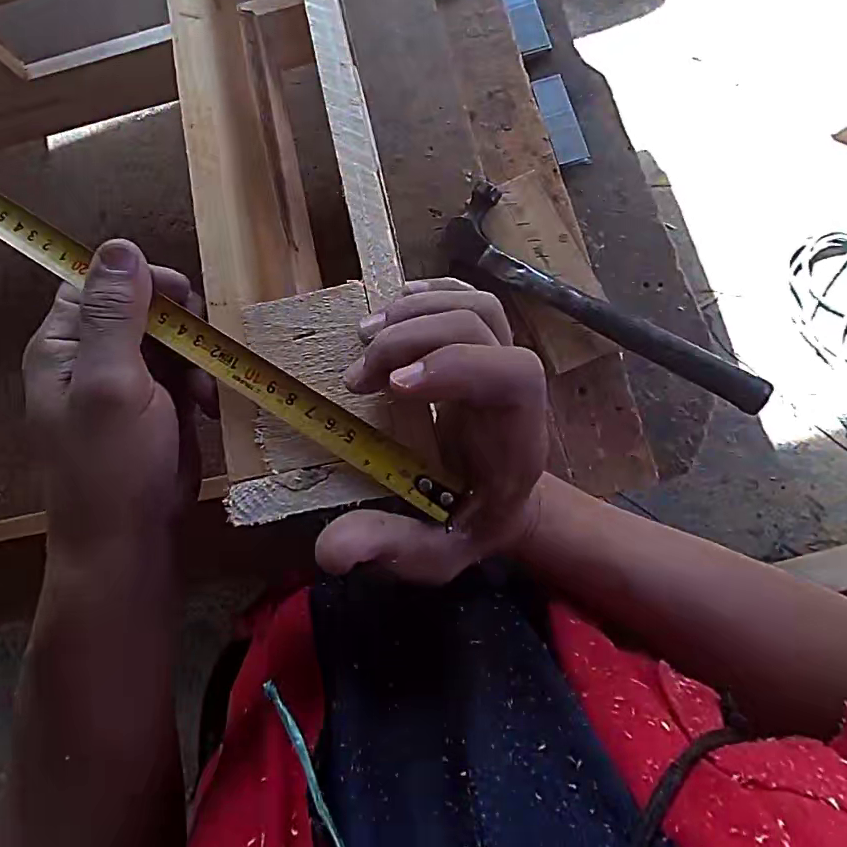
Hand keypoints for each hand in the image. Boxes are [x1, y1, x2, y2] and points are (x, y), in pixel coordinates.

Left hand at [23, 240, 214, 552]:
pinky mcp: (158, 404)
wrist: (131, 540)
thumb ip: (114, 314)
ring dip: (196, 357)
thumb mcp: (113, 383)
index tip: (179, 297)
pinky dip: (203, 381)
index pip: (96, 283)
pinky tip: (210, 405)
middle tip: (197, 352)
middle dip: (179, 325)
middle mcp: (91, 357)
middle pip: (141, 306)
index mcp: (64, 346)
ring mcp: (127, 382)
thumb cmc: (113, 464)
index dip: (139, 280)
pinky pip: (186, 370)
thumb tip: (118, 246)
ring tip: (204, 390)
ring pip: (171, 338)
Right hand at [316, 277, 548, 583]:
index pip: (514, 375)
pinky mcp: (484, 346)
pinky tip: (397, 300)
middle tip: (356, 376)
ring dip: (416, 311)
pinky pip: (470, 299)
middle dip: (411, 340)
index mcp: (516, 438)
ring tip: (365, 335)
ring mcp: (502, 359)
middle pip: (481, 326)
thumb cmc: (472, 525)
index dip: (454, 366)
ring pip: (477, 304)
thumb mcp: (435, 554)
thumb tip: (329, 550)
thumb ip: (390, 549)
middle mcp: (517, 391)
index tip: (391, 387)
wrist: (501, 500)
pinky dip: (433, 293)